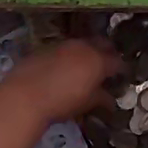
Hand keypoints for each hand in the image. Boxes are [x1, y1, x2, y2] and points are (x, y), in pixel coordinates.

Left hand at [0, 38, 121, 123]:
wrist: (24, 96)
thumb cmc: (63, 101)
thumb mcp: (86, 103)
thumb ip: (101, 98)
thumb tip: (110, 100)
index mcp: (98, 60)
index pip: (118, 62)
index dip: (122, 69)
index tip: (122, 77)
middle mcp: (83, 47)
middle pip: (102, 44)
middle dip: (107, 53)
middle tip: (107, 67)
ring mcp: (63, 45)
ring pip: (81, 44)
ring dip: (87, 52)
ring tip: (85, 67)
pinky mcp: (45, 47)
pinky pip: (63, 49)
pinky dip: (68, 56)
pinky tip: (63, 68)